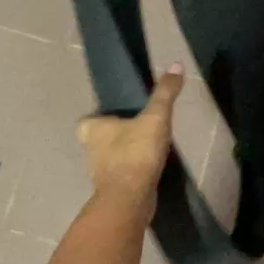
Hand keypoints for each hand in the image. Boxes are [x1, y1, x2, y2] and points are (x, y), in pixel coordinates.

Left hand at [76, 63, 182, 213]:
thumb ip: (165, 92)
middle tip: (137, 127)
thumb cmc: (135, 153)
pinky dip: (131, 170)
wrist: (129, 200)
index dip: (99, 117)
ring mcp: (100, 173)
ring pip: (109, 157)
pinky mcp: (111, 189)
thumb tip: (176, 64)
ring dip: (123, 152)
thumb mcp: (156, 116)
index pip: (87, 121)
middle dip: (115, 134)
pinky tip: (148, 167)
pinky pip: (120, 173)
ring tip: (147, 146)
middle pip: (99, 139)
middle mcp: (90, 151)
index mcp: (93, 130)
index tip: (117, 114)